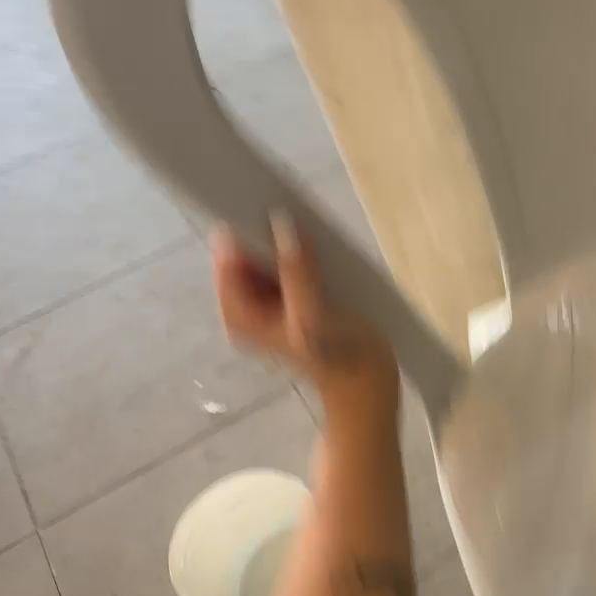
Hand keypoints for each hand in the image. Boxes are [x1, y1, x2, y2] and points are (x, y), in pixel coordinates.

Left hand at [211, 214, 398, 413]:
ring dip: (289, 247)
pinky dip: (301, 258)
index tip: (267, 208)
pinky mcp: (294, 304)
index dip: (243, 231)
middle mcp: (248, 308)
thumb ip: (296, 272)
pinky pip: (288, 270)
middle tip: (299, 221)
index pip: (226, 258)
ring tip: (314, 237)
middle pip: (247, 256)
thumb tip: (282, 224)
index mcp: (240, 315)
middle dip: (269, 238)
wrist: (368, 387)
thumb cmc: (339, 357)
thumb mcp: (314, 316)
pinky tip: (322, 253)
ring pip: (270, 261)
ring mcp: (271, 307)